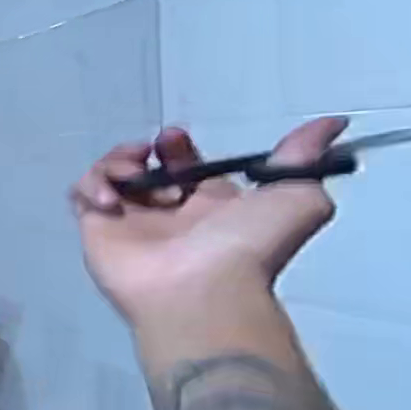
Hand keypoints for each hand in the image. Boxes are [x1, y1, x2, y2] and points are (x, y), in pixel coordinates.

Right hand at [70, 118, 347, 323]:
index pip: (181, 162)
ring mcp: (125, 217)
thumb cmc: (244, 245)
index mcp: (205, 201)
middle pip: (140, 165)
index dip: (176, 146)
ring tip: (130, 178)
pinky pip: (79, 193)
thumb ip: (299, 159)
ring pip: (107, 174)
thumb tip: (331, 122)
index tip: (174, 140)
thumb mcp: (295, 198)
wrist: (196, 287)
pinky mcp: (93, 226)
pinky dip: (90, 186)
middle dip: (140, 151)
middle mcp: (163, 207)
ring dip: (114, 165)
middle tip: (148, 153)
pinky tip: (110, 199)